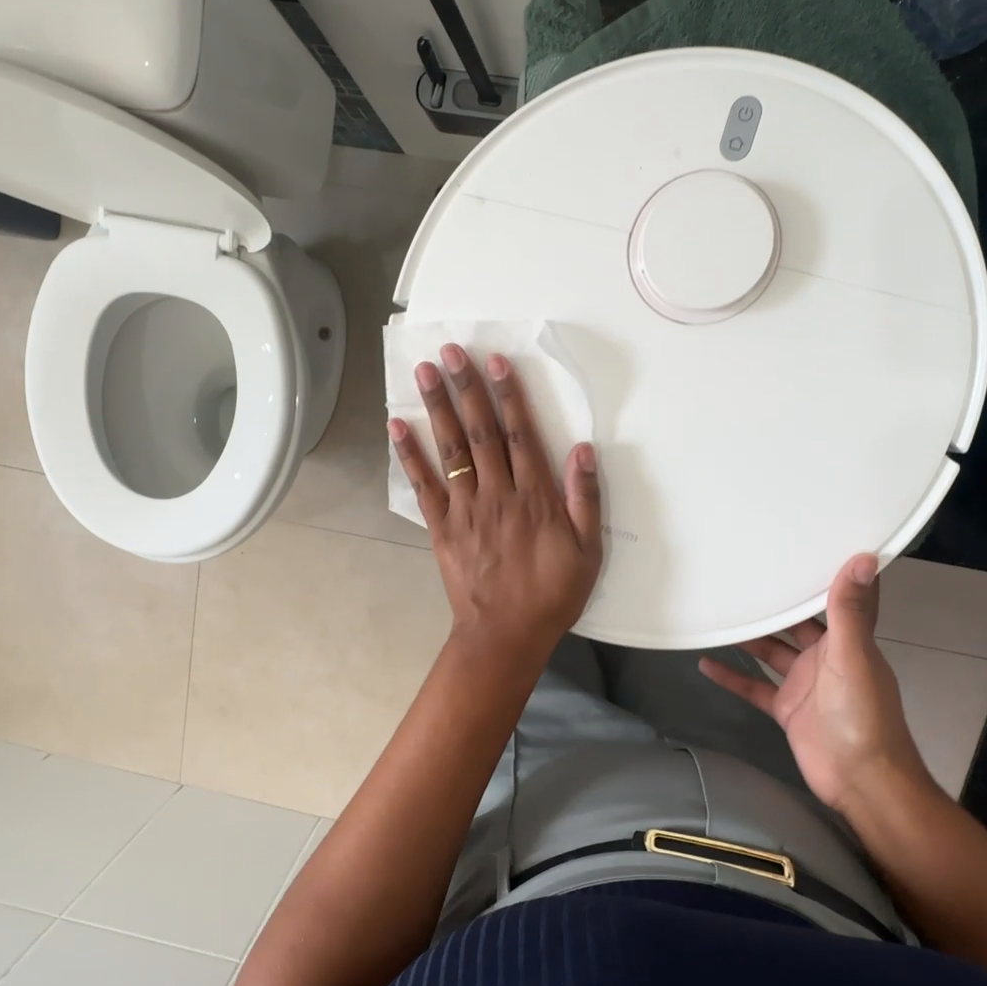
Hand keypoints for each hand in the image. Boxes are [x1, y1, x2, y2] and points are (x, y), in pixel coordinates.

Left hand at [390, 343, 603, 659]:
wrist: (506, 634)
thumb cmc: (552, 593)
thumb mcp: (588, 550)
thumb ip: (585, 498)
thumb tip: (583, 449)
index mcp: (535, 496)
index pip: (519, 434)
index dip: (507, 395)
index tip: (494, 362)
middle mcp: (498, 493)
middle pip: (480, 432)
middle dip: (466, 388)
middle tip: (451, 351)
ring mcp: (466, 509)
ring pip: (452, 450)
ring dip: (438, 409)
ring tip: (424, 373)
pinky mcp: (442, 528)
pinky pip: (424, 487)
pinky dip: (409, 456)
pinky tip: (397, 426)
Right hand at [697, 554, 932, 813]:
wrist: (861, 779)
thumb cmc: (862, 715)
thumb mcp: (853, 656)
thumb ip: (850, 610)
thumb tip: (864, 557)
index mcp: (849, 641)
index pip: (838, 599)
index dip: (824, 575)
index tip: (804, 544)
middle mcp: (826, 658)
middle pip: (795, 624)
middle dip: (774, 604)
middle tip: (741, 576)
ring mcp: (804, 684)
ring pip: (770, 652)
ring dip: (748, 636)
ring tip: (717, 613)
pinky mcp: (786, 709)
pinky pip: (754, 686)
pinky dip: (732, 676)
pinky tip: (705, 663)